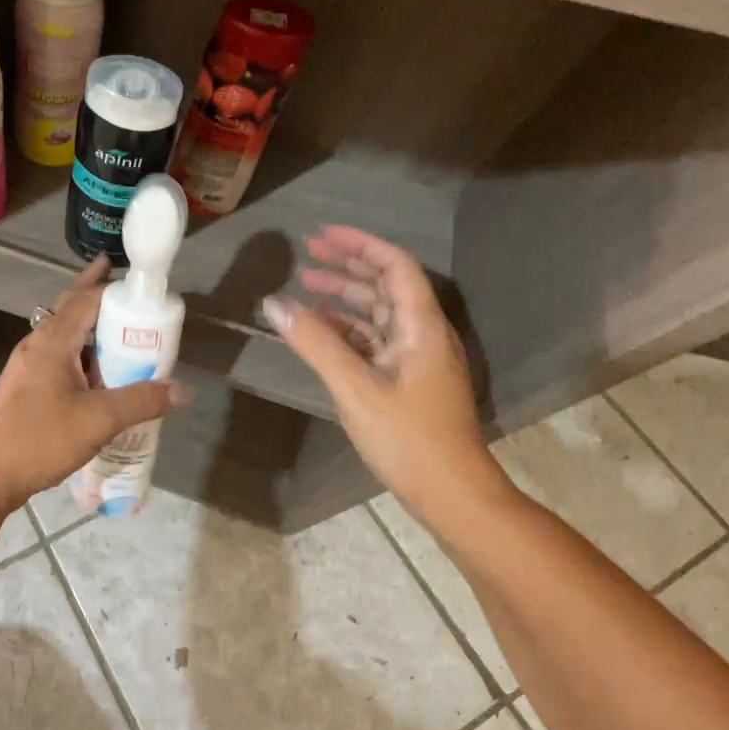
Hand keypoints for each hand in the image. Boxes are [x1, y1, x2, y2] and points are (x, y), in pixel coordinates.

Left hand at [0, 257, 191, 513]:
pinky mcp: (27, 387)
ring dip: (93, 332)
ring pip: (66, 337)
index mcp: (52, 340)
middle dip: (100, 299)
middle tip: (133, 297)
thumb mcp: (99, 420)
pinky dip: (83, 357)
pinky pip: (60, 359)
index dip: (113, 287)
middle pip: (72, 310)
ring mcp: (29, 366)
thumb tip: (182, 389)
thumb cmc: (40, 438)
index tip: (140, 283)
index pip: (86, 298)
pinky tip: (101, 378)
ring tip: (124, 337)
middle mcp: (38, 344)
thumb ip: (141, 401)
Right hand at [262, 226, 512, 521]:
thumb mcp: (355, 388)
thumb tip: (274, 302)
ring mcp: (418, 359)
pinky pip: (376, 340)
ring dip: (346, 297)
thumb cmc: (409, 438)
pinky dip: (348, 328)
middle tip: (307, 253)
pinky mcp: (409, 382)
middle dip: (348, 265)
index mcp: (421, 326)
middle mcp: (424, 334)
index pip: (394, 266)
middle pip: (387, 285)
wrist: (454, 495)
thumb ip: (315, 342)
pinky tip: (321, 331)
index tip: (322, 234)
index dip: (360, 244)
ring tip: (307, 286)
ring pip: (380, 313)